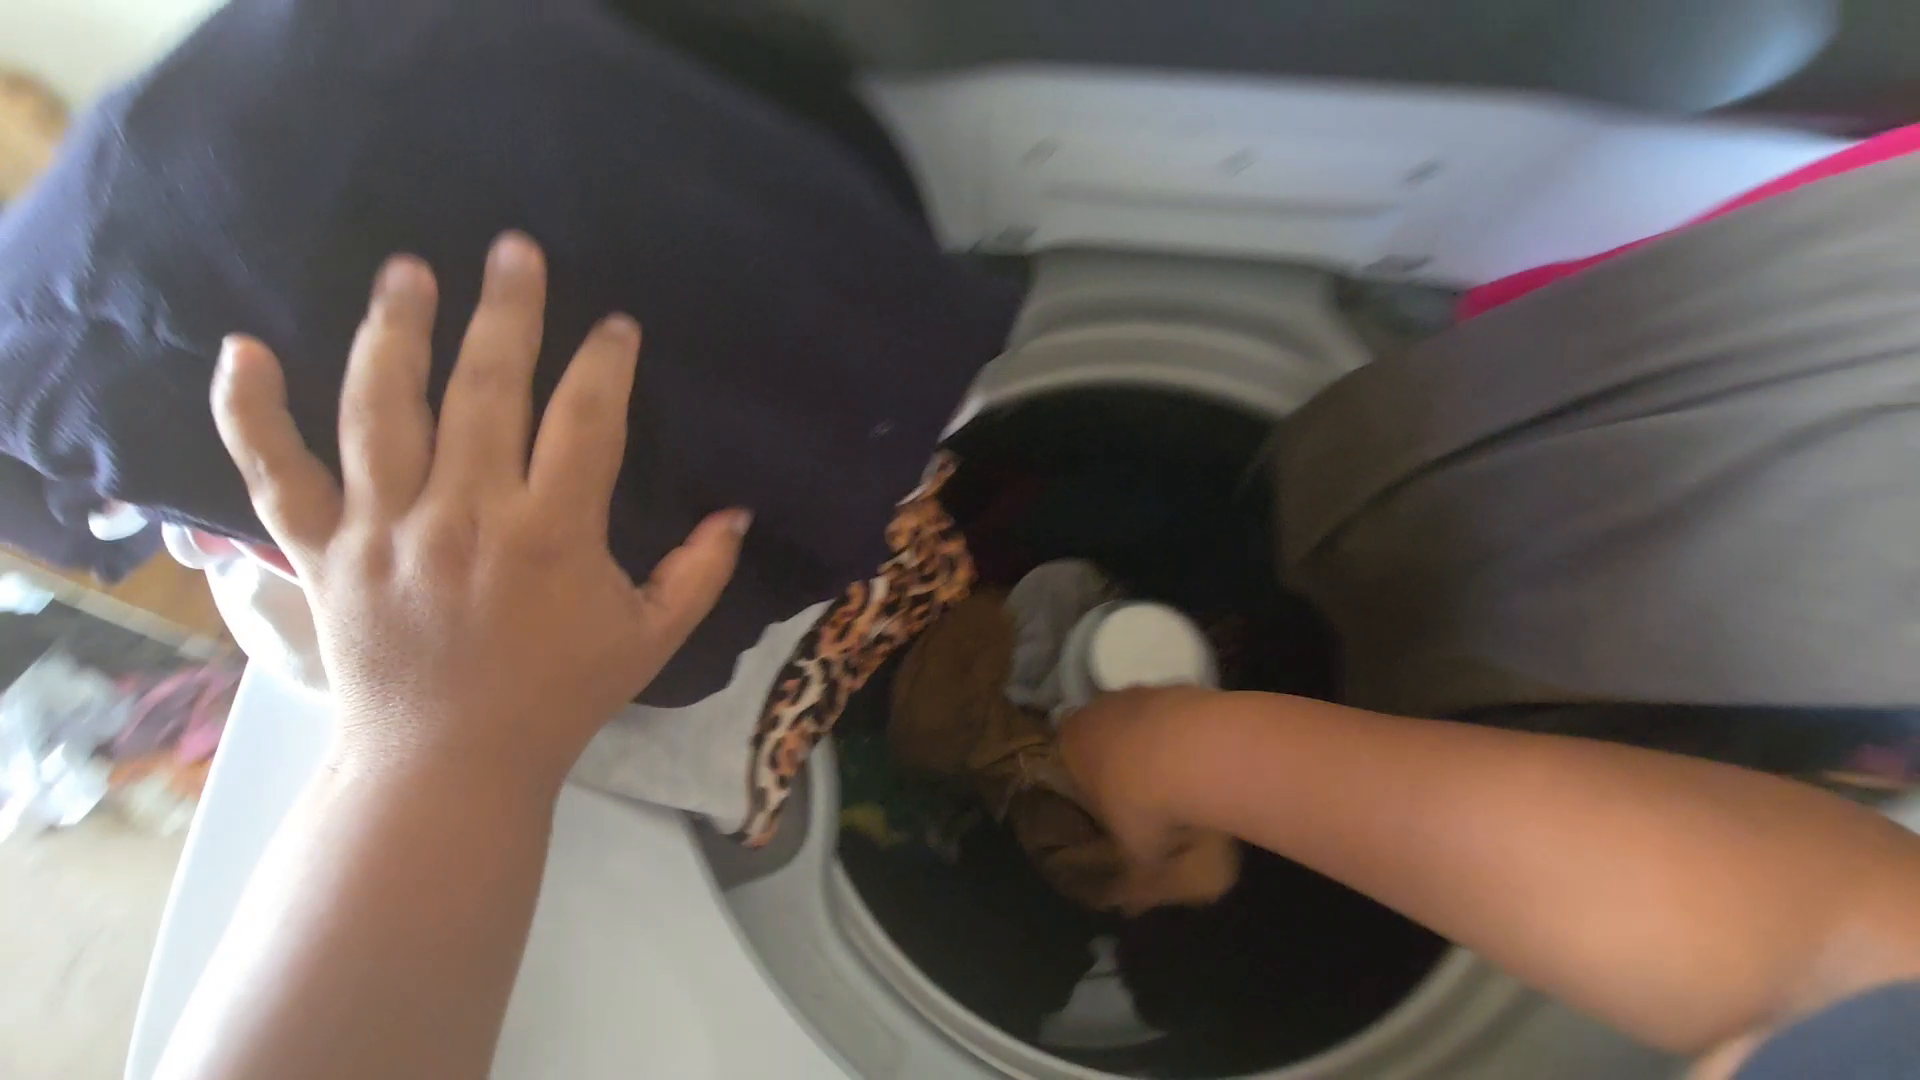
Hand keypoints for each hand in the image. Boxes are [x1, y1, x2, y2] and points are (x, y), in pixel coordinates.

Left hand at [212, 231, 747, 786]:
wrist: (449, 765)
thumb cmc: (562, 696)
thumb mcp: (652, 637)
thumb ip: (702, 571)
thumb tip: (739, 510)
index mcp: (551, 535)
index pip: (584, 420)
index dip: (605, 363)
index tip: (616, 325)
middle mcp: (465, 514)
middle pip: (486, 389)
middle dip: (508, 312)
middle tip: (516, 249)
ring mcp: (384, 529)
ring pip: (383, 408)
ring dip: (398, 330)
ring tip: (410, 271)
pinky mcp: (322, 553)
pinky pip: (275, 473)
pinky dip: (252, 411)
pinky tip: (249, 349)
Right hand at [1057, 686, 1242, 911]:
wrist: (1190, 752)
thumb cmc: (1142, 802)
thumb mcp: (1135, 850)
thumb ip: (1130, 878)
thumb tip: (1130, 908)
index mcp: (1071, 742)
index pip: (1064, 749)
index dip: (1082, 770)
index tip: (1101, 792)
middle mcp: (1096, 709)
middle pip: (1100, 727)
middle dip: (1116, 751)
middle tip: (1138, 784)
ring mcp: (1136, 692)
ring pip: (1137, 714)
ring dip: (1151, 737)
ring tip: (1175, 771)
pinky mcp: (1174, 685)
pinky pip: (1171, 708)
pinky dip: (1182, 728)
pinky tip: (1199, 753)